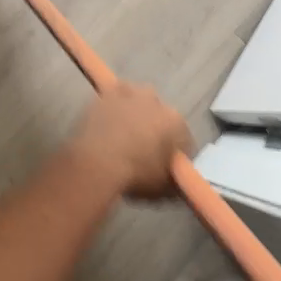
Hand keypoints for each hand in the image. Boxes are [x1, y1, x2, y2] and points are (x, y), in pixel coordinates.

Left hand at [65, 83, 193, 199]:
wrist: (97, 163)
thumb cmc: (136, 175)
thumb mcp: (164, 187)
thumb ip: (174, 178)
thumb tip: (175, 177)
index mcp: (176, 122)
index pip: (184, 138)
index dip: (177, 153)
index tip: (169, 165)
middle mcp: (156, 101)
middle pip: (160, 114)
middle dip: (155, 128)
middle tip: (144, 148)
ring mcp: (129, 93)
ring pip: (137, 100)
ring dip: (134, 112)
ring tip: (124, 132)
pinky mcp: (105, 94)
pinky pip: (113, 98)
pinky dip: (113, 107)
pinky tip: (107, 121)